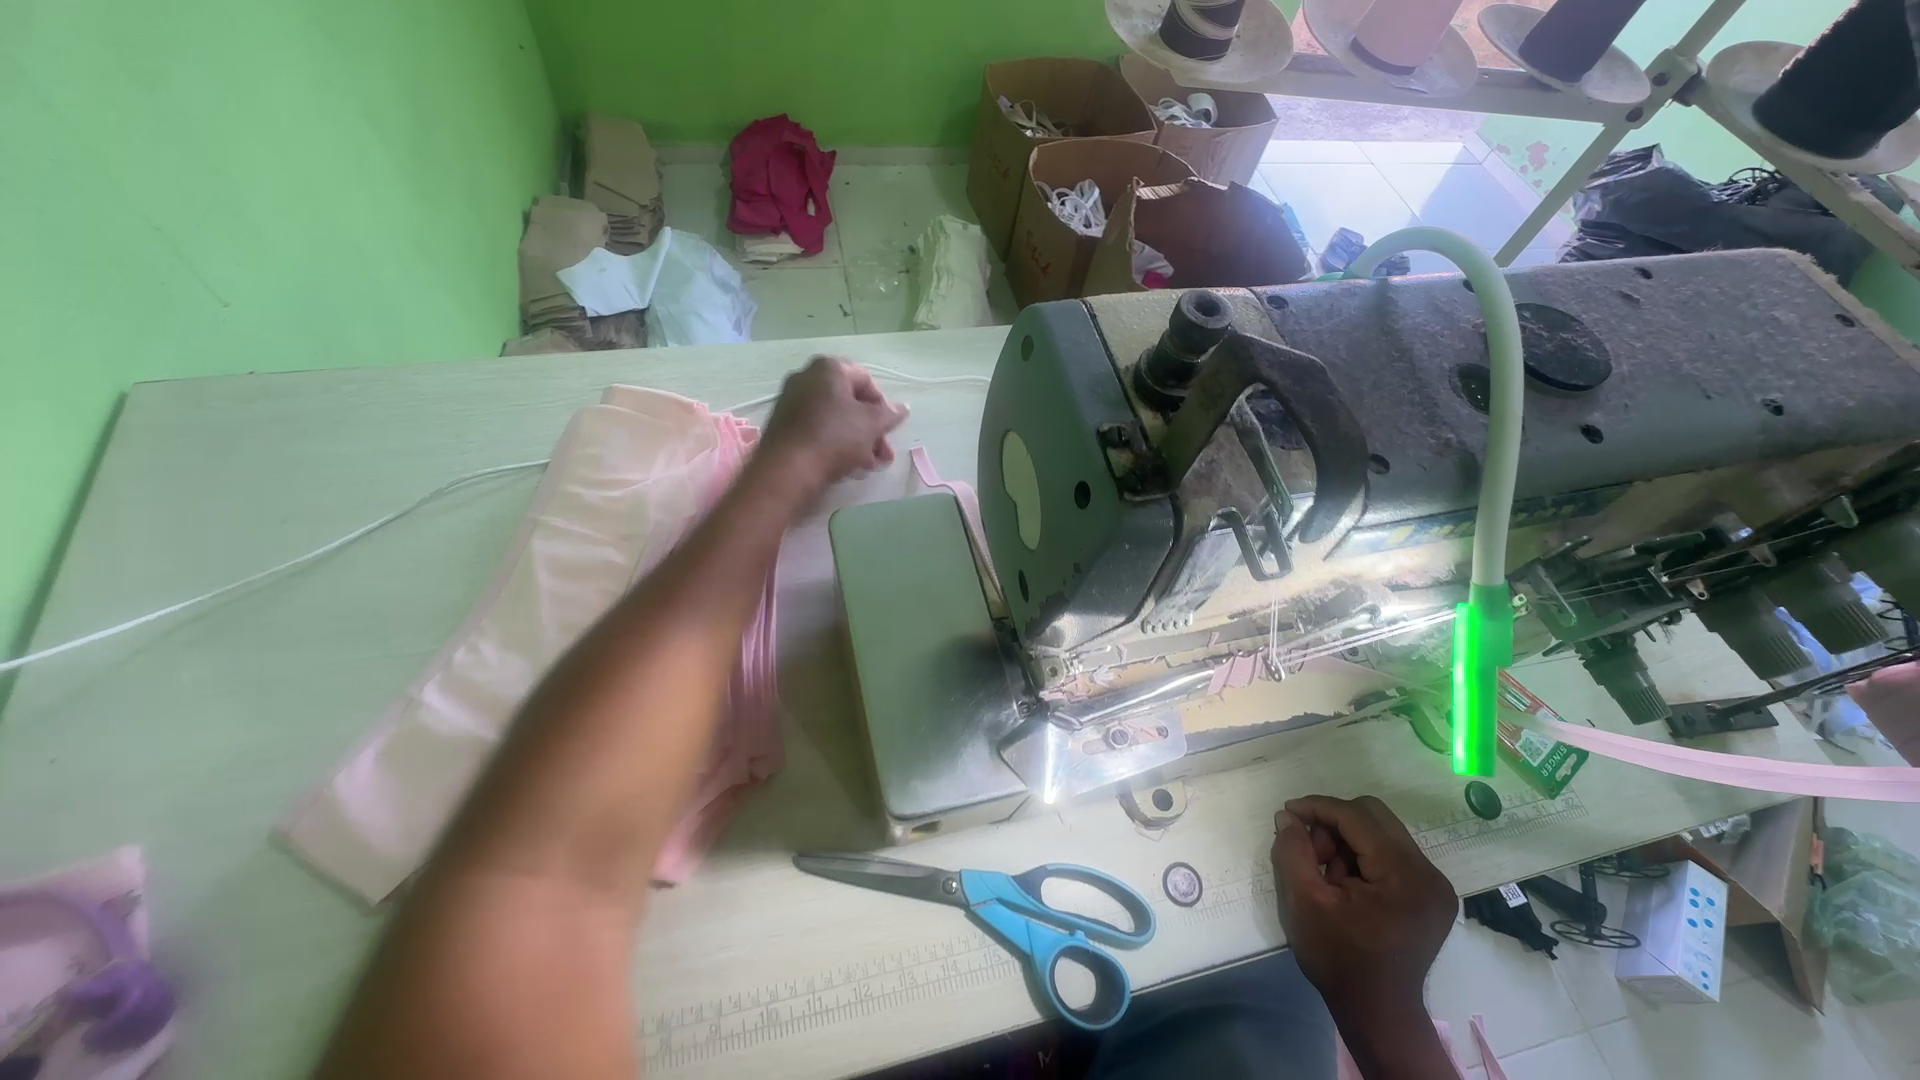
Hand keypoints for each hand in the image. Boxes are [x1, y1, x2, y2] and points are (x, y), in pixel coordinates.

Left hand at [756, 356, 910, 498]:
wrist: (787, 470)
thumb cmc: (834, 437)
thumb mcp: (870, 424)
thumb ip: (889, 414)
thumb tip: (903, 408)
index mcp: (828, 368)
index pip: (865, 380)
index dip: (882, 405)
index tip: (889, 429)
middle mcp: (806, 378)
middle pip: (850, 402)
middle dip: (871, 429)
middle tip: (883, 454)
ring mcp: (791, 402)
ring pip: (835, 419)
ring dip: (857, 440)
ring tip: (868, 465)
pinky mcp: (784, 426)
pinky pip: (817, 430)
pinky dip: (835, 444)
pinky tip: (847, 466)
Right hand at [1271, 795, 1456, 1025]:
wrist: (1377, 1012)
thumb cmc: (1338, 959)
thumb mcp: (1303, 901)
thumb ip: (1293, 850)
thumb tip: (1289, 816)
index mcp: (1403, 874)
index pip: (1357, 817)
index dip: (1318, 807)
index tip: (1287, 812)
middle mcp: (1429, 873)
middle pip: (1375, 817)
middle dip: (1335, 825)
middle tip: (1311, 853)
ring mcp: (1435, 886)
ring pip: (1384, 834)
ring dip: (1349, 842)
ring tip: (1328, 875)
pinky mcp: (1432, 897)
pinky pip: (1394, 855)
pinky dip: (1365, 858)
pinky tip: (1348, 885)